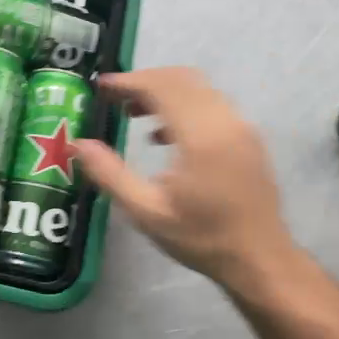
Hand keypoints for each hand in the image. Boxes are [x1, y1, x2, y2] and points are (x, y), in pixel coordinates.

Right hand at [73, 67, 293, 297]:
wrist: (260, 259)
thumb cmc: (201, 238)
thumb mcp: (146, 212)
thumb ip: (110, 174)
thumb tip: (78, 144)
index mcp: (200, 136)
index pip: (161, 87)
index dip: (128, 81)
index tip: (100, 87)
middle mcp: (225, 121)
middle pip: (181, 79)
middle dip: (144, 81)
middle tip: (113, 98)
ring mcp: (242, 128)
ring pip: (199, 89)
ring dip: (165, 92)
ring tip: (133, 114)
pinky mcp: (249, 139)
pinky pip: (213, 105)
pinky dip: (185, 105)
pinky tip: (163, 136)